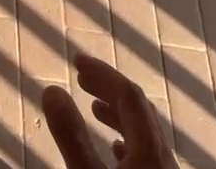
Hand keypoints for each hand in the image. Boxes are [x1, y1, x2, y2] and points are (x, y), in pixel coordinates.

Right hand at [41, 54, 177, 168]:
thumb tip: (52, 89)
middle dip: (108, 87)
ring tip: (94, 106)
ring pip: (144, 131)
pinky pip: (147, 151)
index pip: (128, 94)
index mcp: (150, 146)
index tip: (76, 59)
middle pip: (138, 109)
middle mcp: (164, 155)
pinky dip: (126, 137)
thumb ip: (72, 135)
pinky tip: (115, 146)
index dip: (102, 72)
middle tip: (80, 75)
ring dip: (116, 112)